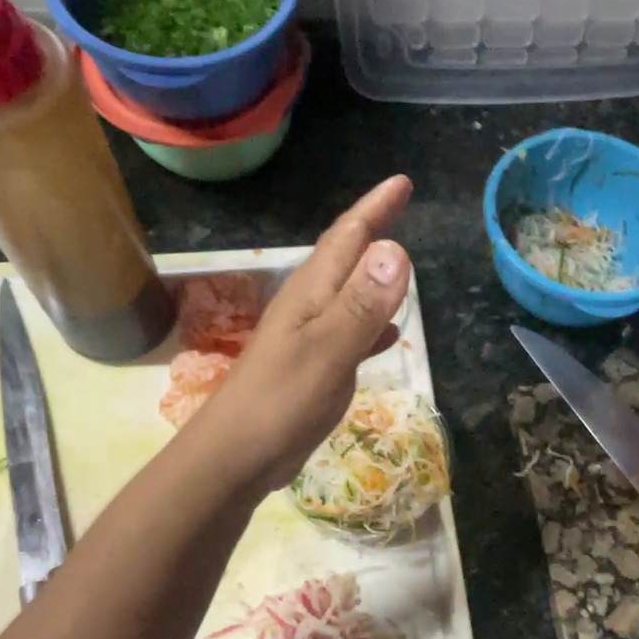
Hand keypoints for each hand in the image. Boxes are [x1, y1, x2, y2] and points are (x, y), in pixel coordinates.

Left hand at [188, 176, 413, 489]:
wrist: (236, 456)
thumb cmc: (280, 403)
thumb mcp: (326, 352)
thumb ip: (360, 305)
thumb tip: (396, 250)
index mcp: (311, 293)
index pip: (347, 238)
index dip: (374, 209)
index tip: (402, 182)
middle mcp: (308, 307)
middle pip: (344, 257)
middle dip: (373, 229)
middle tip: (400, 205)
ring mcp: (308, 337)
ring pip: (347, 292)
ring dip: (372, 274)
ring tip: (401, 261)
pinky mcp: (313, 367)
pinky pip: (349, 331)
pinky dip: (371, 323)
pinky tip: (388, 335)